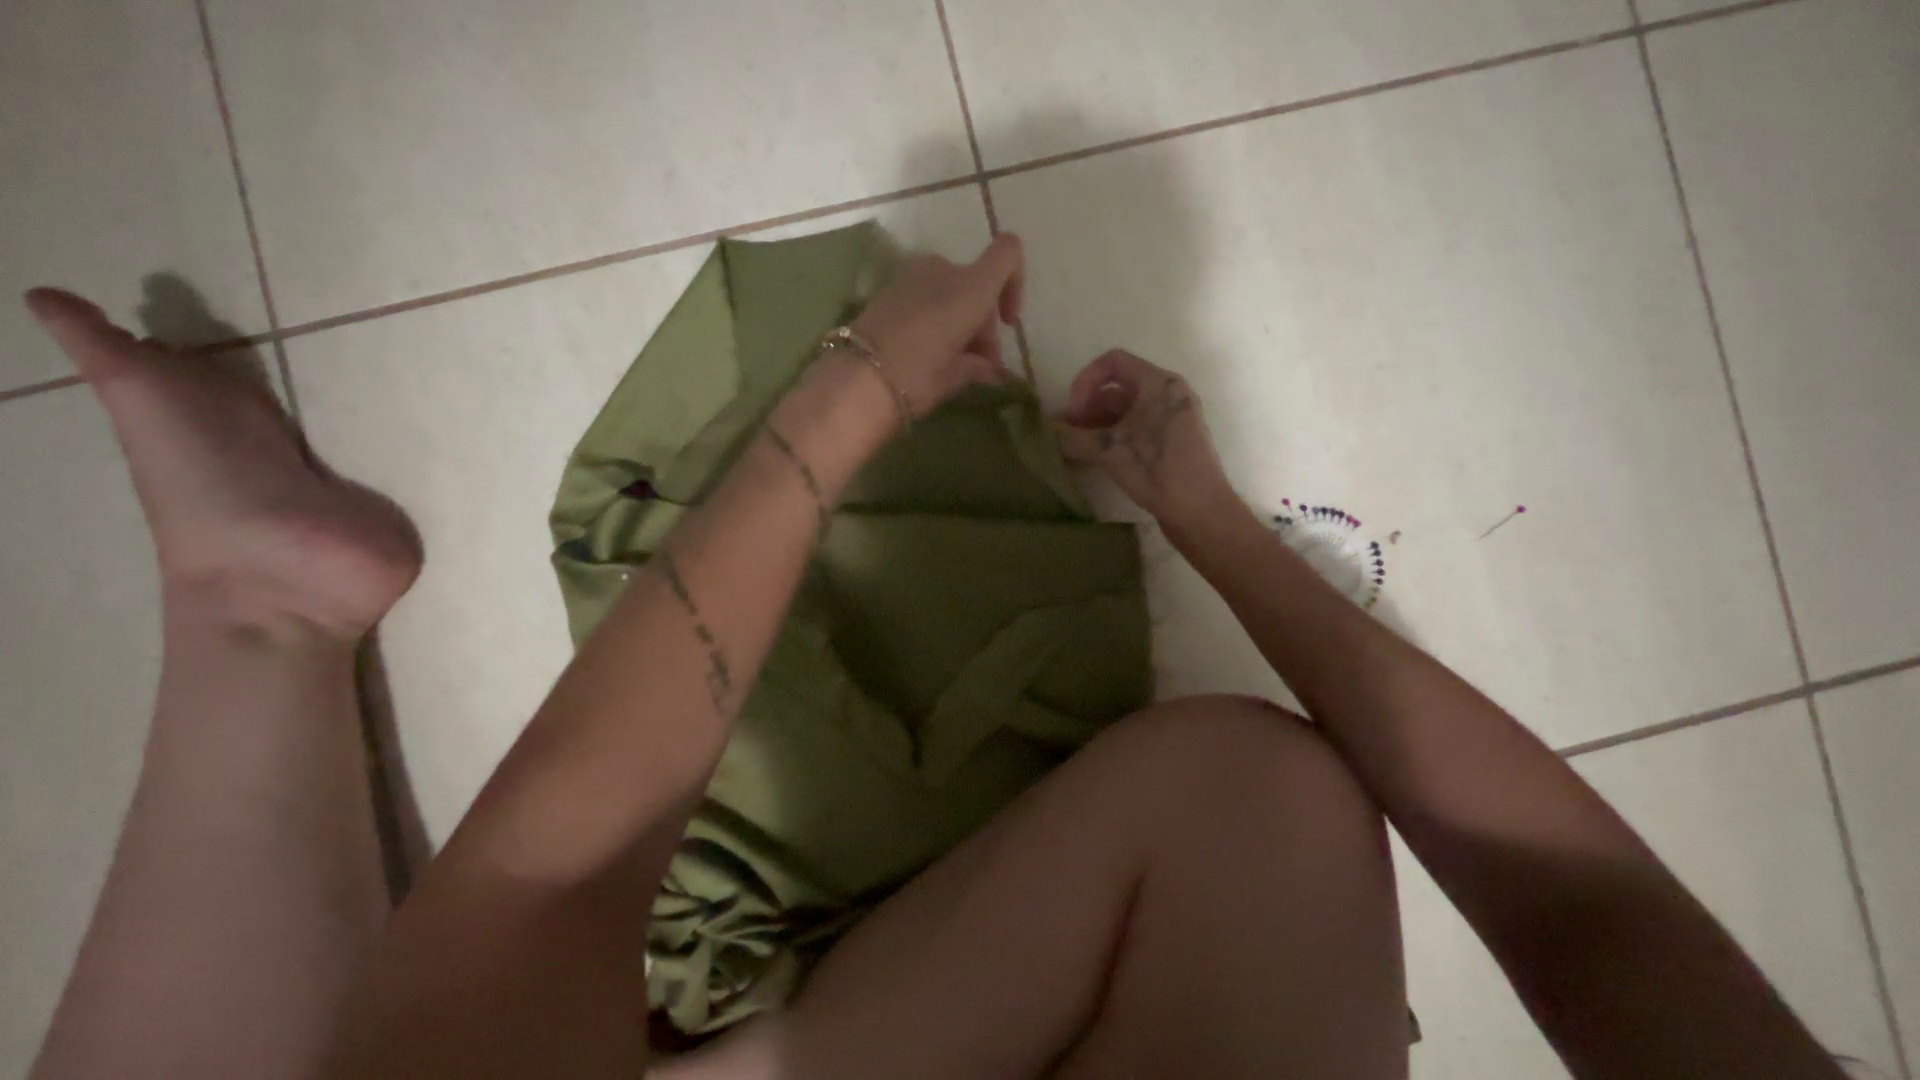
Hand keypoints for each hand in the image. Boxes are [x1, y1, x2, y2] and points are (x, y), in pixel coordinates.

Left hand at [846, 232, 1024, 416]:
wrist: (853, 381)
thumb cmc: (915, 377)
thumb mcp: (953, 377)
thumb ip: (978, 366)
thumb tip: (988, 367)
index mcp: (969, 288)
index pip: (1008, 253)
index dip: (1015, 282)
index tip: (1006, 320)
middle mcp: (943, 271)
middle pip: (977, 283)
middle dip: (982, 321)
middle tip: (978, 363)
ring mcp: (911, 277)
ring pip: (950, 290)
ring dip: (958, 320)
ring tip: (951, 362)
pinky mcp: (887, 290)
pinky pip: (925, 296)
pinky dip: (934, 316)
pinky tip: (925, 352)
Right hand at [1054, 349, 1234, 523]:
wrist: (1201, 512)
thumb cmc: (1158, 469)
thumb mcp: (1110, 450)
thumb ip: (1073, 438)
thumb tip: (1045, 431)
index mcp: (1159, 383)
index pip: (1113, 362)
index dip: (1086, 381)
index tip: (1073, 410)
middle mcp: (1167, 395)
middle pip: (1116, 389)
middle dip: (1086, 408)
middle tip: (1064, 433)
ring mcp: (1169, 421)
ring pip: (1123, 413)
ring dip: (1095, 426)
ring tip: (1071, 447)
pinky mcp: (1168, 445)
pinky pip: (1133, 431)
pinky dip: (1110, 439)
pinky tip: (1091, 457)